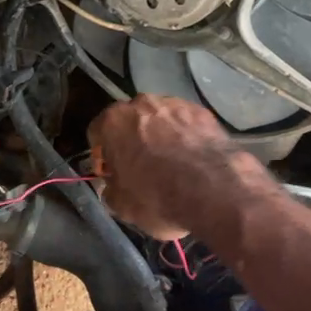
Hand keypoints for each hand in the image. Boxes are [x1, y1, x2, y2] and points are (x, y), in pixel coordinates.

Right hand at [86, 95, 235, 239]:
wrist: (215, 190)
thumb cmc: (158, 197)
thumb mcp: (122, 207)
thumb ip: (110, 191)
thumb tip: (112, 186)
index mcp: (112, 122)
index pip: (96, 133)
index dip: (101, 155)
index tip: (111, 173)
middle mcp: (139, 103)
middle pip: (128, 121)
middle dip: (131, 140)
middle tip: (140, 168)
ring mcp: (173, 103)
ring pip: (158, 119)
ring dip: (160, 135)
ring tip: (173, 164)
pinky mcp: (201, 110)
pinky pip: (185, 123)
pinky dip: (186, 136)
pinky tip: (194, 159)